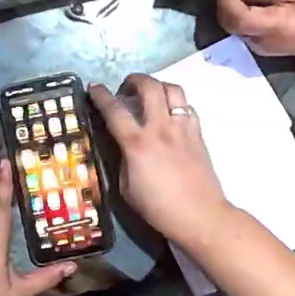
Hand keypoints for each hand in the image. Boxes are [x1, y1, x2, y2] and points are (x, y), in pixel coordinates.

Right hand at [88, 75, 232, 244]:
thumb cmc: (158, 207)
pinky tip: (170, 116)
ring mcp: (182, 128)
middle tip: (126, 89)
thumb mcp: (126, 187)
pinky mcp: (198, 134)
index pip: (114, 110)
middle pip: (149, 87)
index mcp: (137, 144)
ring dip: (158, 86)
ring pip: (173, 89)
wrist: (200, 215)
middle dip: (134, 80)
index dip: (101, 95)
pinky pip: (187, 107)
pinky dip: (175, 104)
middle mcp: (160, 128)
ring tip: (150, 96)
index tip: (94, 87)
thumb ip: (123, 160)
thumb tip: (123, 146)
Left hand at [216, 0, 294, 78]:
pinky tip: (254, 4)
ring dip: (232, 7)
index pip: (234, 15)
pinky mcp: (258, 48)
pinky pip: (240, 29)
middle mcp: (258, 41)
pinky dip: (240, 14)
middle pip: (227, 22)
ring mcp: (256, 48)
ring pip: (231, 26)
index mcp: (270, 26)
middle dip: (225, 2)